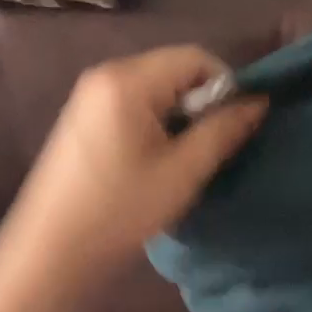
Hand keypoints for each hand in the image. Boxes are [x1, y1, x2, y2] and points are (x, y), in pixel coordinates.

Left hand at [0, 46, 266, 296]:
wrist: (52, 253)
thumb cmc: (121, 209)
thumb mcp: (184, 171)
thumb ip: (224, 130)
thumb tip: (259, 101)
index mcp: (127, 80)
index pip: (196, 58)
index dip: (226, 86)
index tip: (235, 126)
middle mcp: (105, 75)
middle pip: (175, 69)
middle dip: (203, 102)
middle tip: (213, 146)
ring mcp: (89, 96)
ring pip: (157, 88)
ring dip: (182, 115)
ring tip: (187, 157)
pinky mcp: (84, 118)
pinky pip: (136, 103)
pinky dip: (159, 122)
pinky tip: (158, 160)